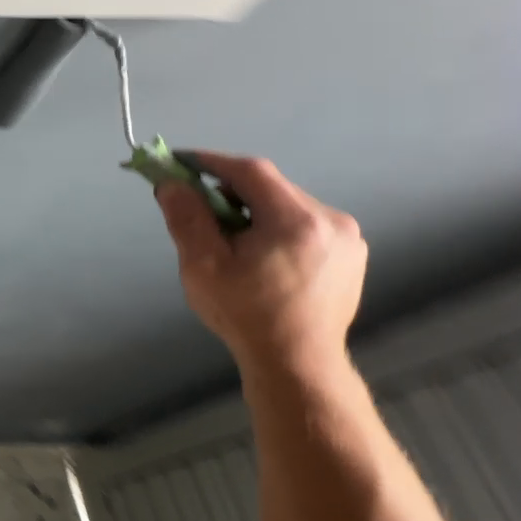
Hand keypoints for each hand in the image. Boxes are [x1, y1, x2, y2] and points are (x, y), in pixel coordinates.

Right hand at [156, 152, 367, 373]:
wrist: (296, 359)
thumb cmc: (244, 312)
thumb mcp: (202, 265)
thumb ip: (187, 219)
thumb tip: (170, 184)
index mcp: (296, 220)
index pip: (250, 171)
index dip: (211, 161)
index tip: (177, 161)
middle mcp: (331, 219)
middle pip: (270, 189)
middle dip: (228, 192)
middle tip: (195, 210)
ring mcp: (347, 238)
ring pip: (287, 207)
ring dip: (252, 211)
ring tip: (227, 241)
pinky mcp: (350, 255)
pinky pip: (304, 226)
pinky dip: (274, 228)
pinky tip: (257, 255)